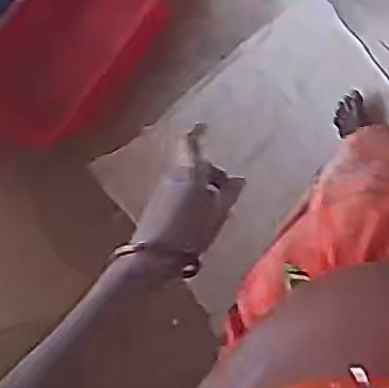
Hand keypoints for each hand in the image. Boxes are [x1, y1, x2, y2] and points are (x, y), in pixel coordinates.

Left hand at [131, 126, 242, 265]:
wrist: (150, 260)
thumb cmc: (190, 232)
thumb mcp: (218, 213)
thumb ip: (229, 193)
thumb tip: (238, 179)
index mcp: (190, 172)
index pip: (189, 143)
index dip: (196, 132)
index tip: (204, 126)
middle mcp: (174, 176)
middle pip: (195, 166)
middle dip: (212, 174)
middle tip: (228, 189)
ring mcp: (163, 192)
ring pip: (188, 180)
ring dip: (203, 188)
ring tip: (218, 208)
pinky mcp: (157, 207)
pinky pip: (181, 193)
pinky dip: (193, 198)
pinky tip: (202, 219)